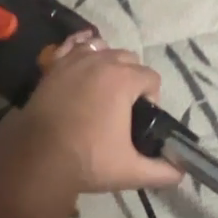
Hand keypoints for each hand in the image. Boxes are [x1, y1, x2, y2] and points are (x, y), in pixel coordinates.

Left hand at [6, 41, 183, 193]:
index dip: (151, 97)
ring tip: (102, 90)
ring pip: (103, 50)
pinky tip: (82, 62)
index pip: (151, 77)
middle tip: (122, 108)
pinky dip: (81, 49)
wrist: (37, 159)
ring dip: (108, 64)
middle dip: (131, 79)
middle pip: (129, 60)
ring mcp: (76, 60)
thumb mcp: (129, 171)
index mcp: (124, 80)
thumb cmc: (87, 160)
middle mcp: (103, 61)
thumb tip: (181, 172)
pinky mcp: (54, 65)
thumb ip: (160, 171)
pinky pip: (74, 45)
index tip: (140, 119)